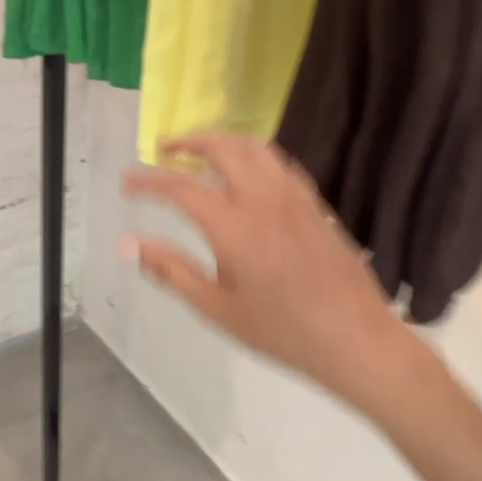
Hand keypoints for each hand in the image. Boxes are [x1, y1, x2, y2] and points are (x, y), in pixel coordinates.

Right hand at [120, 134, 440, 420]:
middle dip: (189, 141)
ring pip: (256, 148)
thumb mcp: (216, 308)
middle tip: (165, 149)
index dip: (149, 182)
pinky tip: (247, 176)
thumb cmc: (280, 330)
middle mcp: (264, 199)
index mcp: (234, 226)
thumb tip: (128, 244)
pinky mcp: (315, 205)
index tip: (126, 183)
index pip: (181, 188)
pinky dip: (253, 156)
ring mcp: (295, 198)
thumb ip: (171, 270)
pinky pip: (279, 164)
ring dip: (223, 142)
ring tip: (203, 153)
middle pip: (223, 148)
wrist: (355, 339)